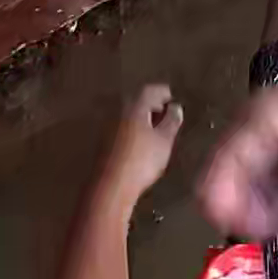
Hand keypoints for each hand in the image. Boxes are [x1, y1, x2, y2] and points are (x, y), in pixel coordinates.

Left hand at [98, 84, 183, 202]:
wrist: (109, 189)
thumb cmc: (142, 160)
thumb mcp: (164, 140)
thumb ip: (172, 121)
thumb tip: (175, 107)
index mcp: (134, 105)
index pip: (150, 89)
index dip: (162, 92)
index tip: (172, 97)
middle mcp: (117, 110)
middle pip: (136, 99)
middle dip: (151, 103)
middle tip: (165, 110)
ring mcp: (107, 126)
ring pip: (127, 113)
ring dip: (141, 116)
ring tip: (155, 126)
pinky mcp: (102, 141)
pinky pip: (121, 125)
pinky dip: (132, 126)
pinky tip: (140, 139)